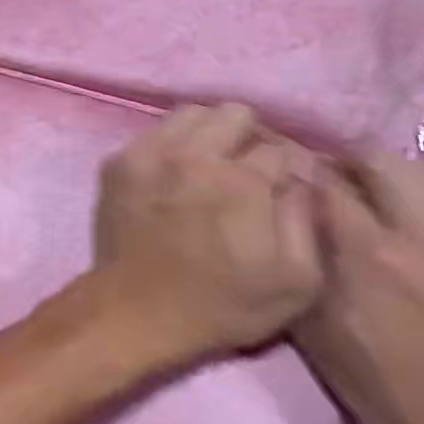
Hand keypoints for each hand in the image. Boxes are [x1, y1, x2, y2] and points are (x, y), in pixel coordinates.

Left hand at [81, 104, 323, 364]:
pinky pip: (154, 132)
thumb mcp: (296, 280)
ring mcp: (148, 153)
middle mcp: (191, 155)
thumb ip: (305, 217)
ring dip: (208, 132)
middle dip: (249, 136)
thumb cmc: (223, 303)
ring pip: (190, 114)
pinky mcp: (118, 161)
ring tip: (212, 164)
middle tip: (248, 167)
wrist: (137, 309)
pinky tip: (176, 174)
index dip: (287, 167)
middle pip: (233, 113)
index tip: (282, 186)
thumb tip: (301, 176)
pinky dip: (171, 145)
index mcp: (239, 181)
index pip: (278, 148)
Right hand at [292, 155, 423, 423]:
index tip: (284, 177)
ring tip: (376, 208)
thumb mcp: (321, 338)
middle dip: (348, 162)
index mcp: (370, 255)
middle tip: (331, 181)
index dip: (298, 172)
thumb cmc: (399, 398)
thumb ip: (300, 270)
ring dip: (391, 184)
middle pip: (381, 160)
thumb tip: (279, 222)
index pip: (322, 181)